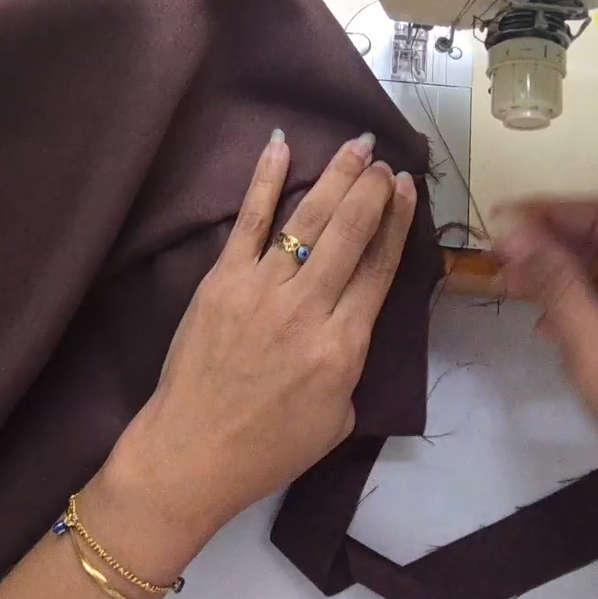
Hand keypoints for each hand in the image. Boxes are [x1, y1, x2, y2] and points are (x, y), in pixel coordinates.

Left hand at [105, 130, 417, 543]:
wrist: (192, 453)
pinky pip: (248, 222)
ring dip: (335, 177)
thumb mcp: (338, 418)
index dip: (397, 222)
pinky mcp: (222, 280)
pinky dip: (264, 180)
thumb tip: (352, 315)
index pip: (379, 268)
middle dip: (370, 190)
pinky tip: (280, 146)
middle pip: (350, 234)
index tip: (405, 188)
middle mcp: (308, 308)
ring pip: (307, 220)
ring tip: (356, 145)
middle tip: (383, 159)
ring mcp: (262, 289)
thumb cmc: (270, 447)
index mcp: (343, 346)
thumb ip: (353, 361)